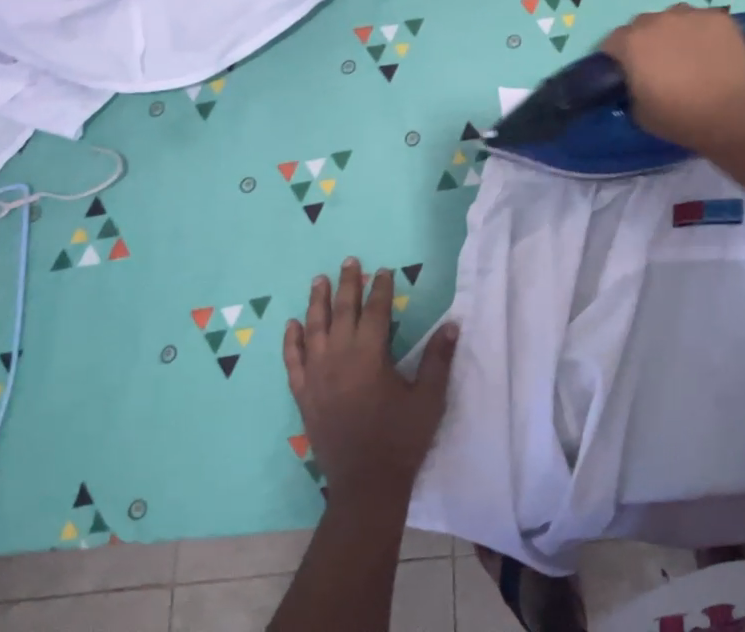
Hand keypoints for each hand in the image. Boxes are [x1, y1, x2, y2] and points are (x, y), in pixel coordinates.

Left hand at [284, 257, 457, 505]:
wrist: (366, 484)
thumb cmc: (402, 439)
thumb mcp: (429, 398)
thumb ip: (438, 359)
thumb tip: (452, 324)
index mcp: (370, 356)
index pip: (376, 311)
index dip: (381, 288)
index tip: (384, 270)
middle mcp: (338, 359)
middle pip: (342, 312)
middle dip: (347, 284)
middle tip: (350, 262)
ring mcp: (316, 377)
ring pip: (314, 329)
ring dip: (317, 302)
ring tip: (319, 280)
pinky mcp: (304, 395)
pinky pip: (293, 360)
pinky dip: (292, 340)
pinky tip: (293, 325)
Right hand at [600, 5, 744, 149]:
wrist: (730, 115)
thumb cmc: (680, 118)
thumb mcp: (639, 113)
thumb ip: (631, 90)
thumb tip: (636, 83)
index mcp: (632, 43)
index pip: (613, 42)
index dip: (618, 58)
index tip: (626, 73)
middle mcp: (658, 20)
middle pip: (643, 25)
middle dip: (645, 42)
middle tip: (659, 65)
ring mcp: (691, 15)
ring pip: (674, 17)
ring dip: (674, 32)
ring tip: (688, 55)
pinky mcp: (719, 18)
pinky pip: (702, 20)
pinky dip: (702, 33)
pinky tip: (711, 52)